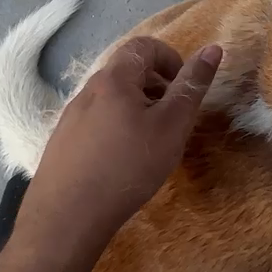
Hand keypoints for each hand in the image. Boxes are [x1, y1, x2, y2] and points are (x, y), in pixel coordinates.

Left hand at [18, 36, 222, 253]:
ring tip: (150, 139)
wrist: (64, 225)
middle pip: (126, 71)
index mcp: (113, 80)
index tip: (182, 86)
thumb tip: (213, 48)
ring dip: (137, 107)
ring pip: (110, 98)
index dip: (170, 57)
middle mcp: (86, 93)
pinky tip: (122, 160)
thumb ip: (192, 84)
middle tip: (172, 114)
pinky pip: (94, 122)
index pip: (143, 46)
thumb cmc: (127, 167)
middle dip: (156, 84)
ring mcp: (68, 121)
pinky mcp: (59, 147)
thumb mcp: (173, 124)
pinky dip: (116, 127)